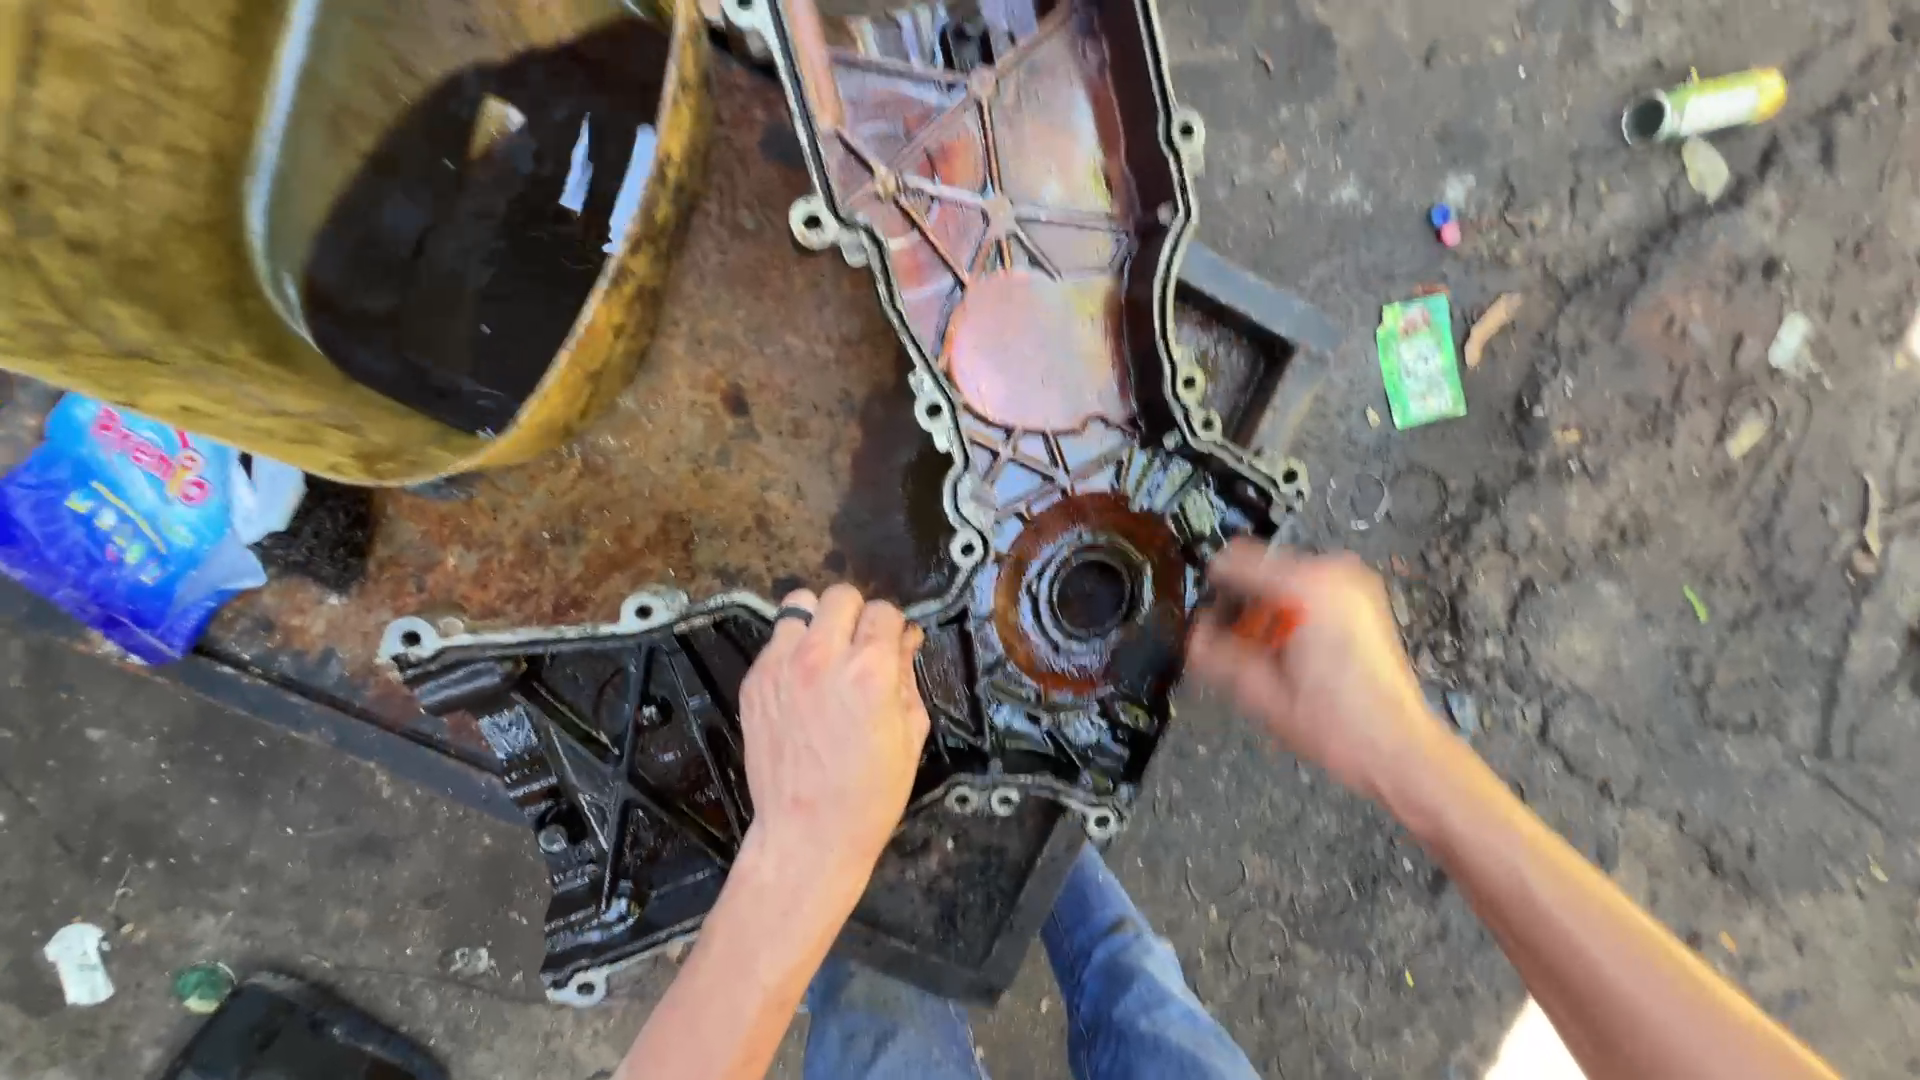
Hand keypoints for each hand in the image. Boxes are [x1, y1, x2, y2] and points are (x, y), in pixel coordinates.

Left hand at [737, 585, 930, 894]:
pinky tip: (801, 683)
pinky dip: (791, 650)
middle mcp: (823, 657)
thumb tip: (905, 638)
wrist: (807, 834)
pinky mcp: (754, 682)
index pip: (884, 610)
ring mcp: (781, 667)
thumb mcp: (910, 732)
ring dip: (818, 624)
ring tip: (825, 656)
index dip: (893, 626)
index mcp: (870, 670)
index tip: (892, 644)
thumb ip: (906, 674)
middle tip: (859, 646)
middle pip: (840, 595)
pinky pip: (775, 641)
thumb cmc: (871, 793)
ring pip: (799, 606)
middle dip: (857, 615)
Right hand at [1186, 540, 1445, 805]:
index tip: (1205, 617)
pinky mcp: (1361, 601)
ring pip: (1281, 583)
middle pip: (1258, 572)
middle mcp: (1333, 575)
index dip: (1211, 592)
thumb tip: (1191, 636)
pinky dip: (1291, 616)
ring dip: (1266, 615)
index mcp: (1306, 587)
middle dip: (1243, 609)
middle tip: (1240, 649)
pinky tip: (1293, 654)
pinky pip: (1307, 593)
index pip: (1233, 562)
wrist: (1395, 748)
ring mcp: (1352, 585)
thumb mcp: (1257, 691)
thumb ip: (1212, 655)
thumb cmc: (1342, 725)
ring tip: (1272, 658)